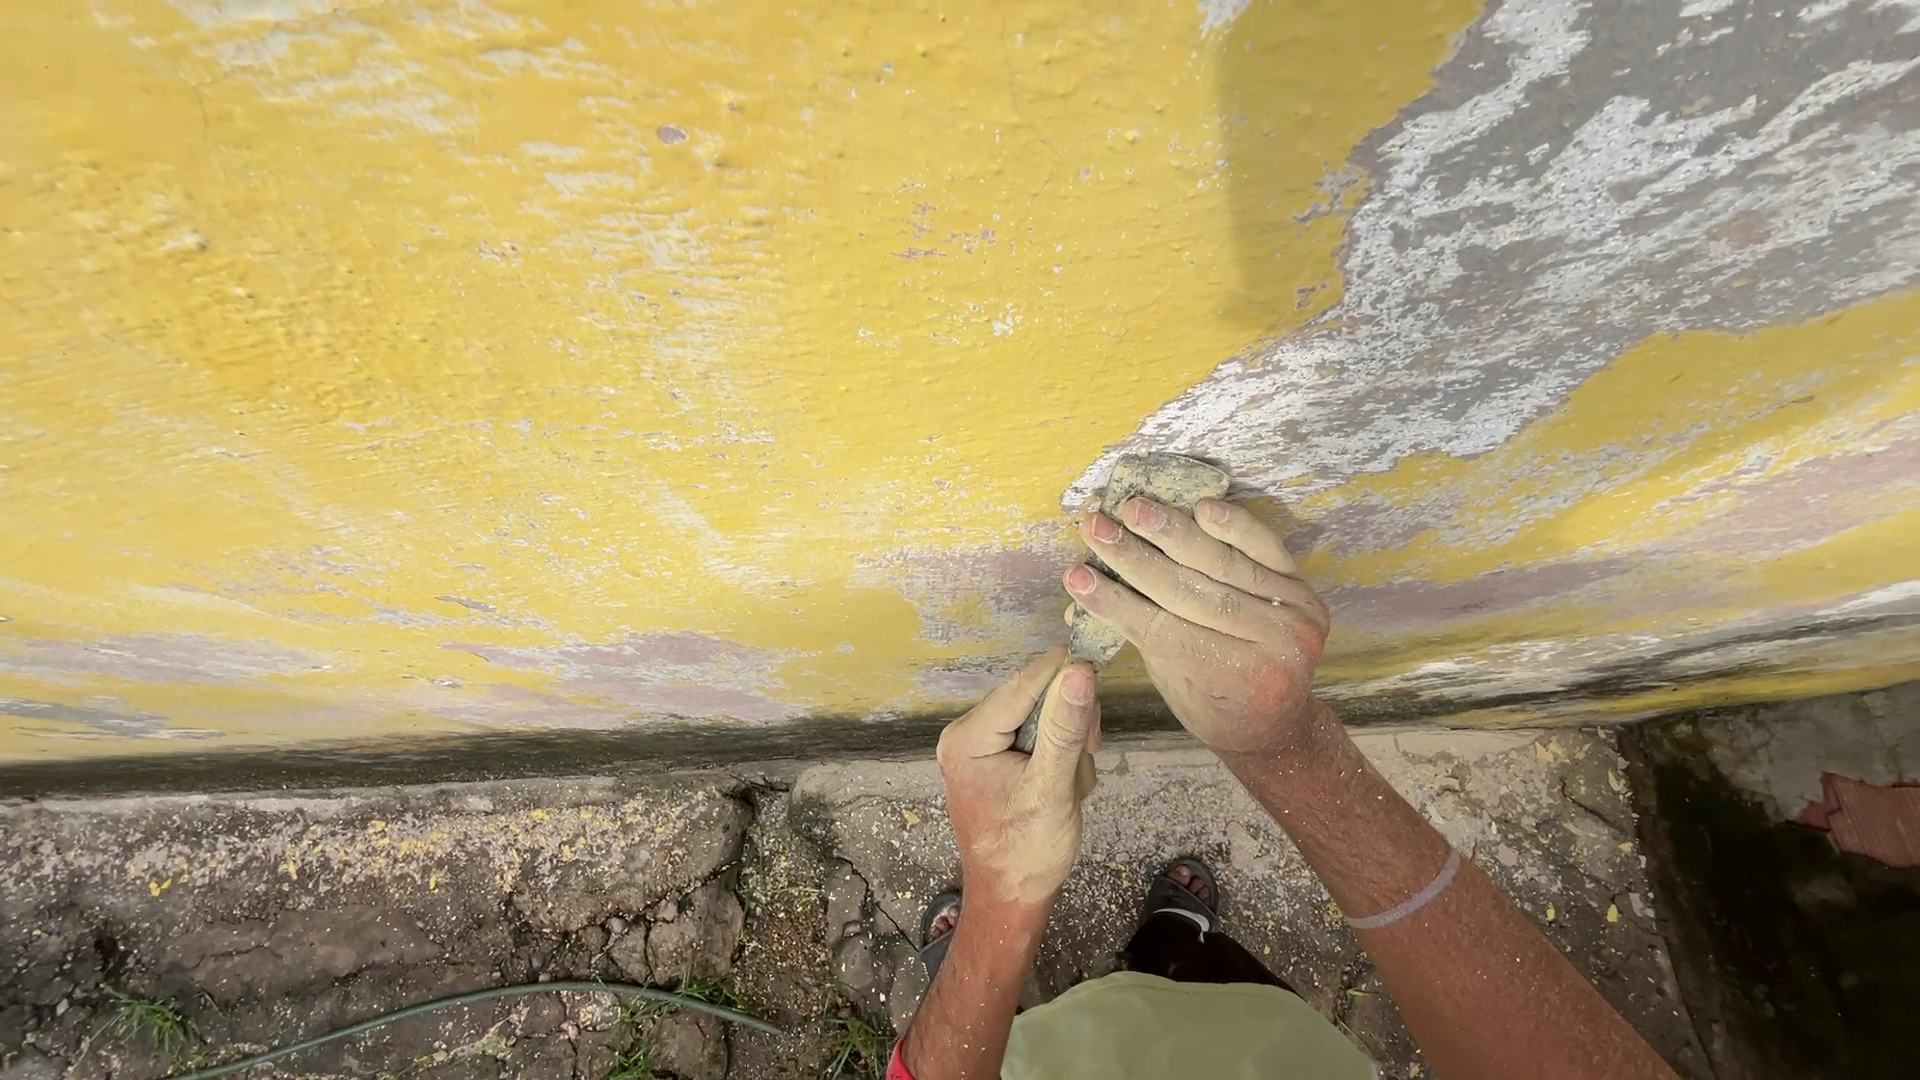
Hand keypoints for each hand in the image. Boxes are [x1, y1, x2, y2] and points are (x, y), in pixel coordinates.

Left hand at [935, 648, 1100, 908]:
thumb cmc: (1027, 852)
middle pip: (1033, 697)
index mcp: (968, 737)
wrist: (1011, 898)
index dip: (1061, 672)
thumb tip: (1080, 670)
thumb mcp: (1052, 788)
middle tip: (1086, 755)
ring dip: (1067, 745)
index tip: (1097, 663)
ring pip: (1042, 717)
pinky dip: (1058, 757)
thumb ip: (1065, 728)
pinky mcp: (996, 756)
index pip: (1021, 684)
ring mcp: (980, 745)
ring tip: (1070, 785)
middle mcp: (967, 732)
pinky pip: (1037, 736)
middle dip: (1067, 725)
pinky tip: (1061, 787)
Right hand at [1063, 496, 1330, 758]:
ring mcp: (1293, 614)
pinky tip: (1200, 506)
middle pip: (1188, 590)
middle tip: (1095, 527)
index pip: (1160, 630)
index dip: (1114, 601)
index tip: (1074, 575)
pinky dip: (1232, 524)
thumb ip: (1134, 631)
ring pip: (1221, 562)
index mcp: (1233, 680)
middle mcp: (1272, 646)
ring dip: (1170, 530)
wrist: (1276, 722)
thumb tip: (1077, 594)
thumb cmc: (1211, 706)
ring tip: (1130, 508)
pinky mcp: (1303, 588)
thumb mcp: (1168, 681)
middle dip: (1133, 557)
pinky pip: (1265, 547)